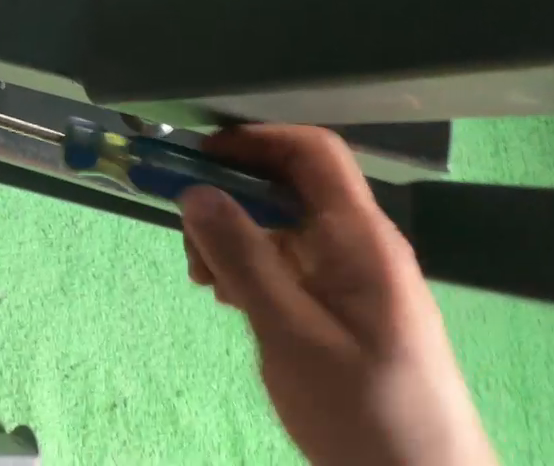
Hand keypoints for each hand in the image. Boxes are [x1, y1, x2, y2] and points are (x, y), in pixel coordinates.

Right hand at [178, 125, 495, 465]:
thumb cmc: (364, 414)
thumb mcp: (290, 333)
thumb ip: (242, 256)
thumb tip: (194, 191)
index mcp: (360, 240)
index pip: (312, 153)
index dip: (253, 140)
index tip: (196, 157)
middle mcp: (357, 247)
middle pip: (285, 187)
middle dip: (227, 198)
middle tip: (188, 239)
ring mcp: (350, 277)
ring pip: (278, 225)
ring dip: (231, 237)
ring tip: (206, 281)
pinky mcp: (339, 307)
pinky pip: (285, 261)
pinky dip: (247, 267)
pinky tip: (229, 298)